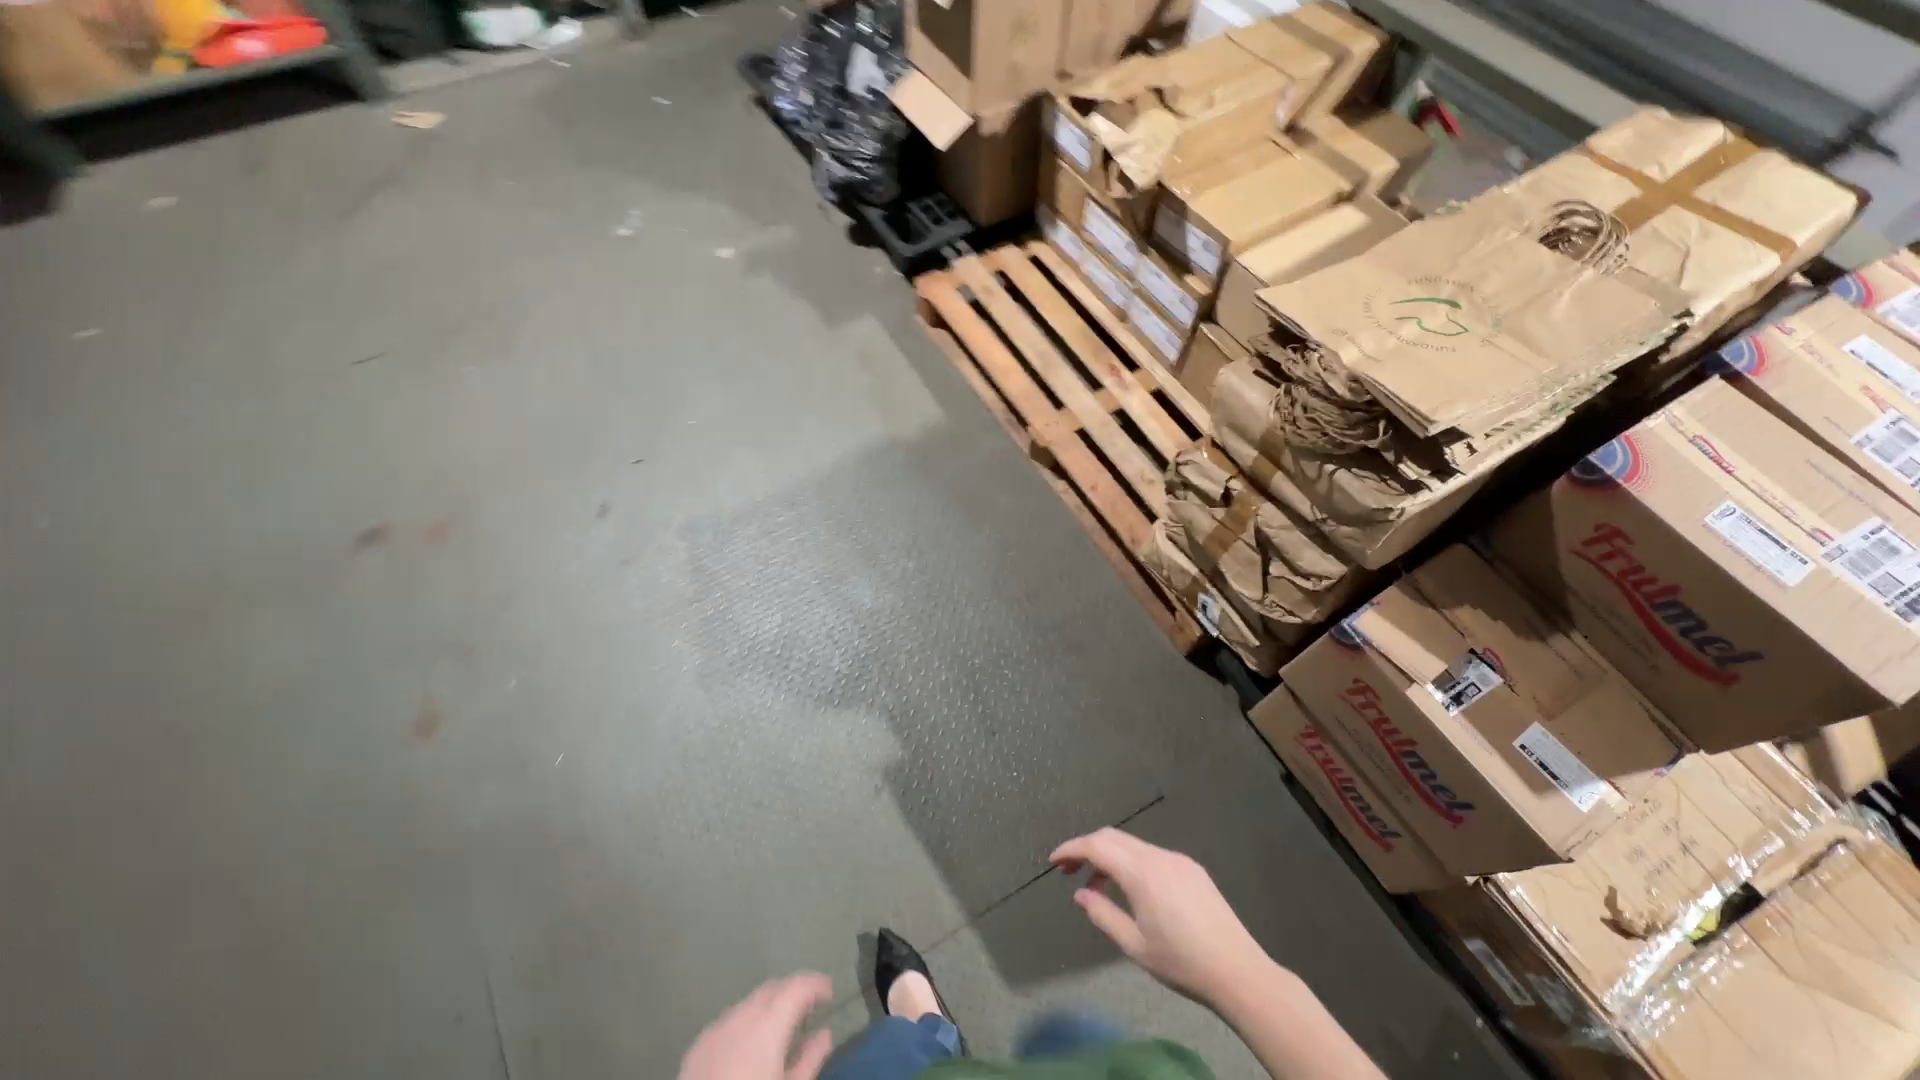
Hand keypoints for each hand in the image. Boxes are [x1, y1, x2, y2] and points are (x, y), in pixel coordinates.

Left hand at [678, 974, 834, 1079]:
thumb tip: (824, 1034)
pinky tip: (749, 1046)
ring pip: (748, 1003)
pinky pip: (728, 1021)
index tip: (829, 993)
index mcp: (769, 1024)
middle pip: (772, 989)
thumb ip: (811, 1058)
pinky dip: (745, 1023)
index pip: (797, 985)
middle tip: (809, 1008)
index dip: (816, 983)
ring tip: (780, 1029)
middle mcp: (742, 1016)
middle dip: (792, 992)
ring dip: (768, 1007)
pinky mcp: (698, 1044)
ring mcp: (716, 1028)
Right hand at [1051, 828, 1271, 1007]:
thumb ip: (1103, 915)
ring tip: (1098, 888)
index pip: (1097, 846)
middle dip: (1087, 848)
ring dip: (1110, 857)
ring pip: (1133, 845)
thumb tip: (1081, 895)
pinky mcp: (1193, 870)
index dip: (1071, 849)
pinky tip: (1131, 891)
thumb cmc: (1181, 963)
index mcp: (1142, 874)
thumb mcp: (1134, 945)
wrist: (1238, 972)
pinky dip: (1131, 863)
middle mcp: (1160, 857)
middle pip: (1114, 837)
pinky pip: (1152, 856)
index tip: (1054, 861)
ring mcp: (1179, 861)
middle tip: (1069, 872)